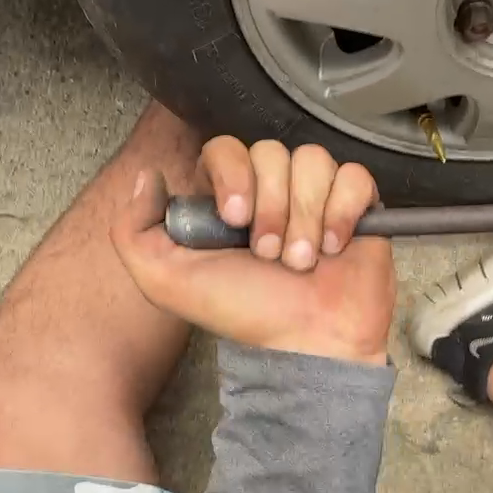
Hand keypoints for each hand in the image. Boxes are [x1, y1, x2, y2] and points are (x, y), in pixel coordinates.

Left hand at [111, 137, 394, 364]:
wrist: (307, 343)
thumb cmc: (244, 313)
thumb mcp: (166, 282)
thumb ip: (134, 229)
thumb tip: (148, 176)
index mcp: (230, 197)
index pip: (226, 149)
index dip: (233, 175)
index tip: (236, 219)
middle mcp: (274, 189)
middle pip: (272, 152)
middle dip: (273, 206)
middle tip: (270, 255)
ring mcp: (318, 194)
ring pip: (314, 161)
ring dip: (306, 215)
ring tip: (303, 261)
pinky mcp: (358, 205)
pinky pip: (355, 177)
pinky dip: (343, 211)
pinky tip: (335, 247)